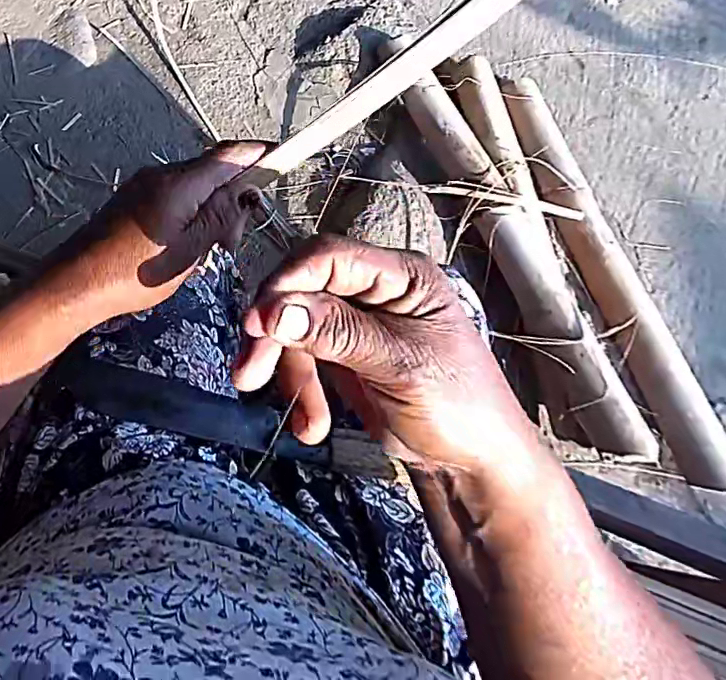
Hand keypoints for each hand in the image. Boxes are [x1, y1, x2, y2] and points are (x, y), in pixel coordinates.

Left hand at [33, 141, 268, 322]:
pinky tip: (187, 243)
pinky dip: (191, 212)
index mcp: (177, 183)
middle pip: (212, 171)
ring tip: (208, 248)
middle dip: (233, 197)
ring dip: (212, 208)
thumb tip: (245, 191)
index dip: (258, 153)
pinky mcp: (133, 199)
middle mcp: (160, 174)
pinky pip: (174, 195)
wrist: (75, 283)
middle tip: (233, 239)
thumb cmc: (131, 273)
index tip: (281, 155)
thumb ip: (220, 216)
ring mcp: (143, 185)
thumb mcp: (189, 250)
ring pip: (194, 185)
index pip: (228, 156)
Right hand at [232, 235, 533, 472]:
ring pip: (295, 326)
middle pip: (304, 290)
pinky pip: (303, 357)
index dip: (288, 283)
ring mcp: (357, 321)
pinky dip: (299, 389)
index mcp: (401, 275)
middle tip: (251, 370)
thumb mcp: (400, 366)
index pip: (329, 257)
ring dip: (286, 370)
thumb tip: (276, 311)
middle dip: (276, 333)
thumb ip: (337, 332)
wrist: (475, 469)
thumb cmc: (461, 408)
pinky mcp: (343, 352)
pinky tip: (310, 423)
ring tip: (297, 417)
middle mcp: (374, 289)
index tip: (258, 320)